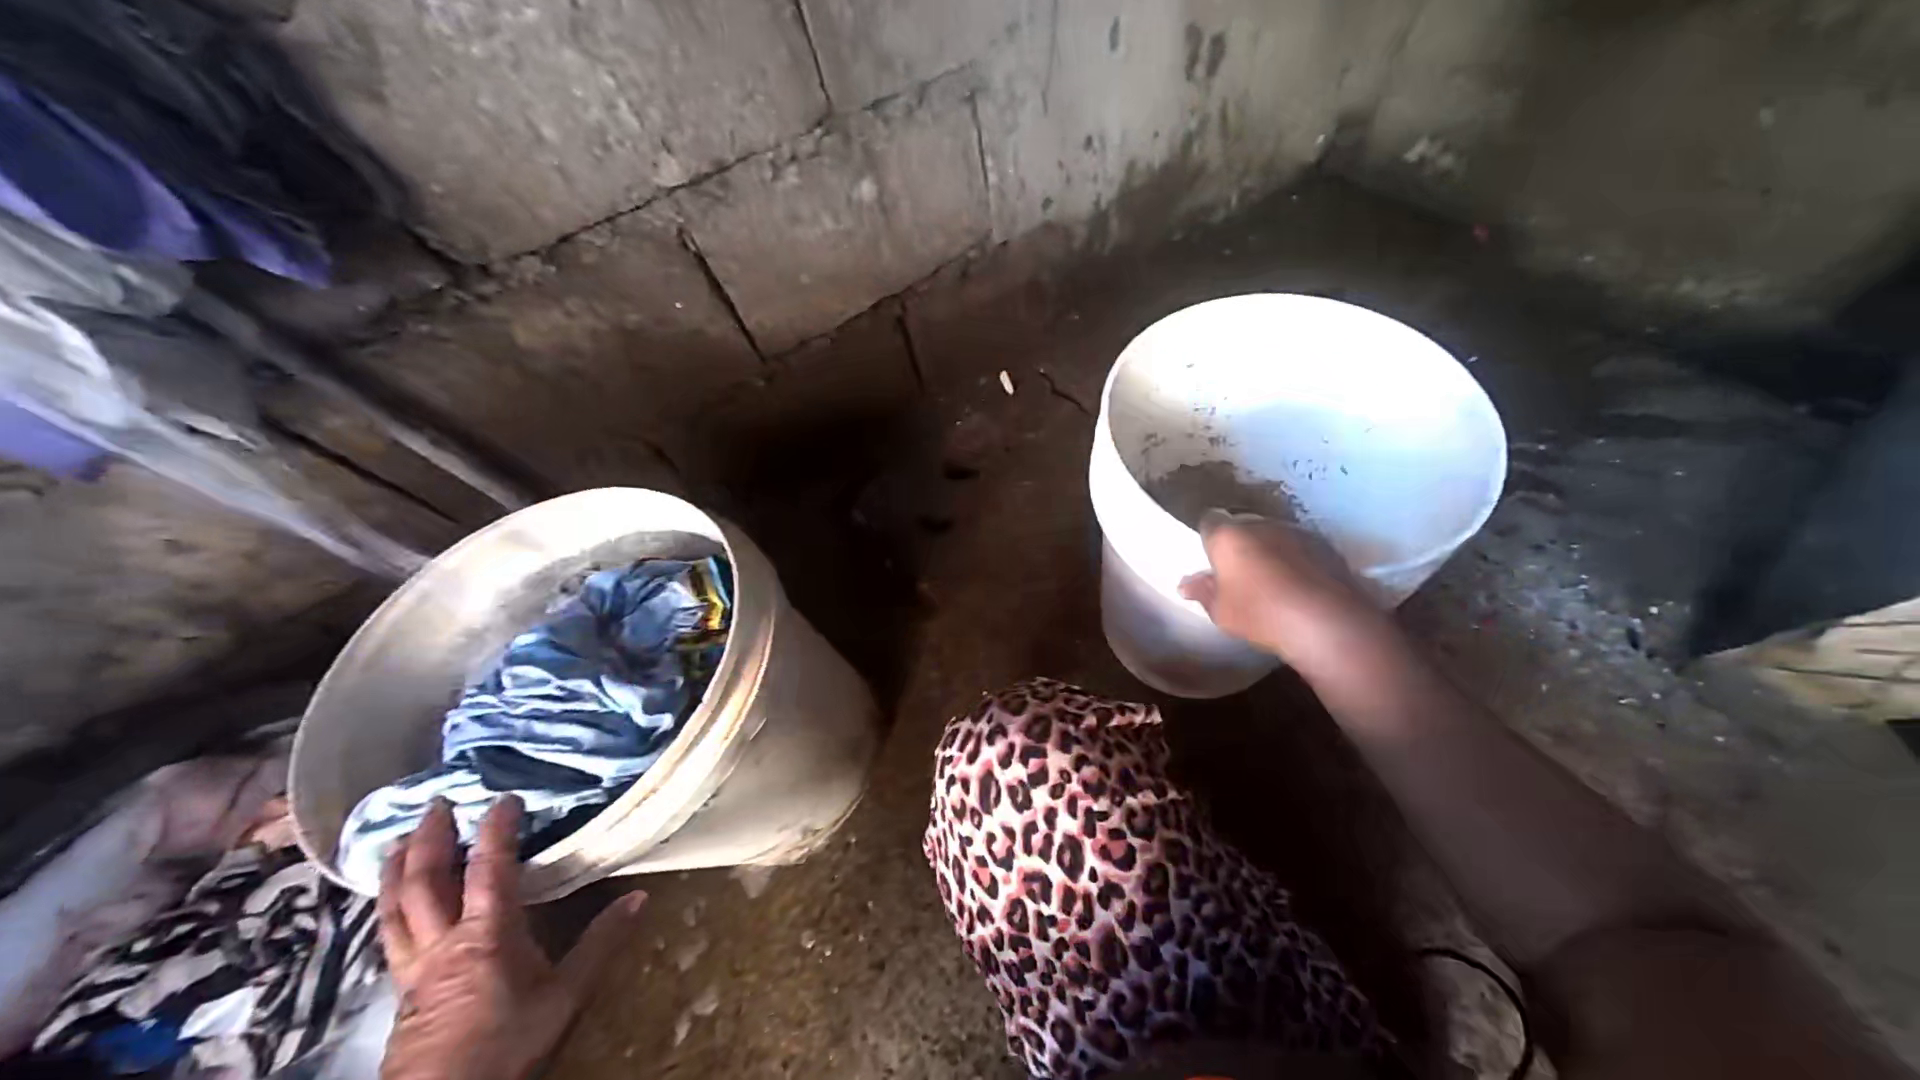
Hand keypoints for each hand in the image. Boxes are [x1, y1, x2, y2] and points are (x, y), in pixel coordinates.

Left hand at [377, 797, 646, 1079]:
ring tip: (394, 843)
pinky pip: (388, 936)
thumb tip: (640, 897)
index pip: (488, 869)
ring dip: (395, 871)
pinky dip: (388, 909)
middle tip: (436, 804)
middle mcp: (442, 942)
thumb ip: (599, 943)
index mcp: (486, 935)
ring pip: (395, 909)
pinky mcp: (398, 991)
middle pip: (425, 882)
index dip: (496, 830)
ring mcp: (413, 968)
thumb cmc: (506, 1044)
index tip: (505, 798)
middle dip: (429, 839)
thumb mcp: (564, 995)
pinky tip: (391, 907)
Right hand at [1178, 510, 1388, 663]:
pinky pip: (1301, 547)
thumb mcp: (1222, 612)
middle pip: (1243, 524)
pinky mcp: (1325, 544)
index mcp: (1228, 535)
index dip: (1210, 536)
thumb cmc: (1261, 613)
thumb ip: (1204, 593)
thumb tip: (1187, 585)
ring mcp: (1296, 531)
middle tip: (1240, 572)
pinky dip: (1297, 559)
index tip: (1212, 556)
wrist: (1327, 621)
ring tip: (1273, 581)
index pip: (1210, 520)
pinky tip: (1300, 586)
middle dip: (1240, 542)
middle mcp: (1260, 524)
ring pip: (1274, 534)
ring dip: (1270, 549)